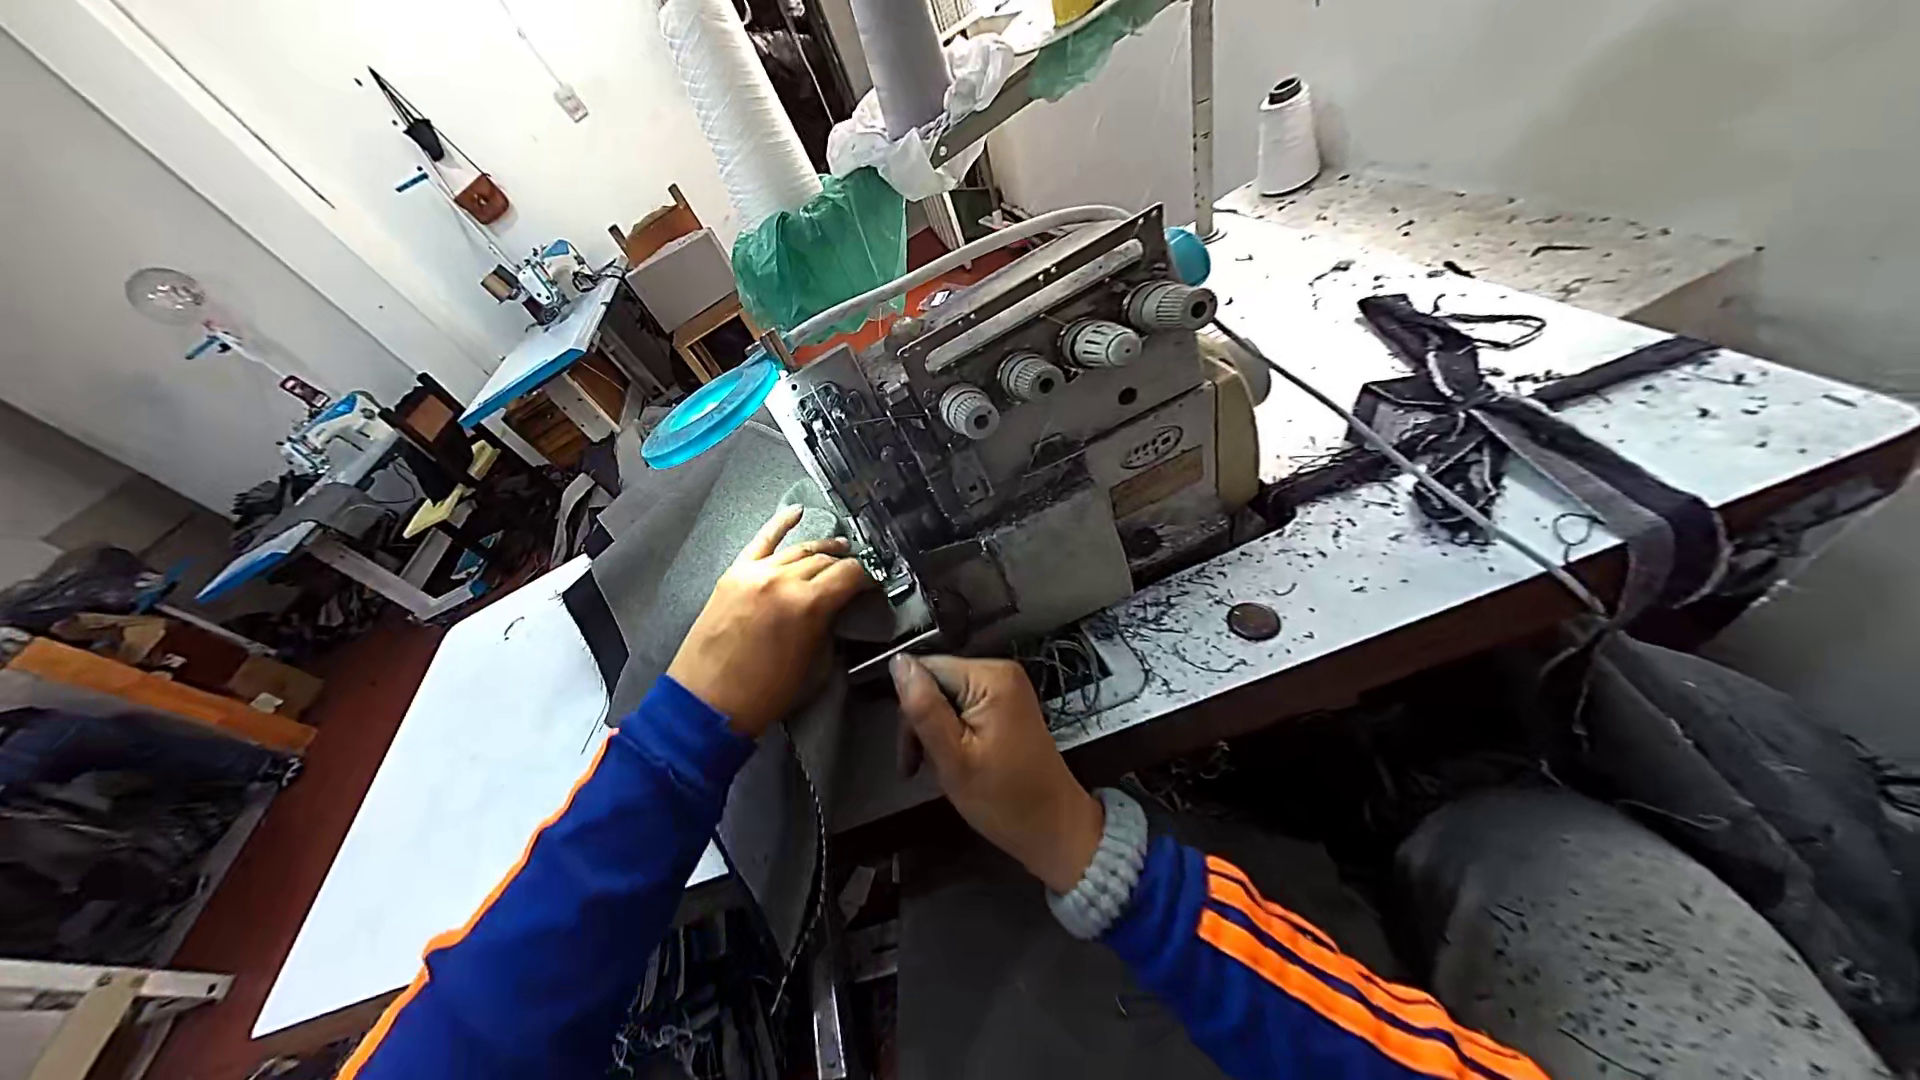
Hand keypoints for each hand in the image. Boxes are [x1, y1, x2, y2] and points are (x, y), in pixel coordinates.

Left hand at [668, 505, 871, 736]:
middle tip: (858, 571)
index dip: (869, 576)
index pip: (851, 575)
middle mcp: (783, 579)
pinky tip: (796, 512)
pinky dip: (779, 523)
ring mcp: (755, 572)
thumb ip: (829, 627)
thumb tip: (838, 609)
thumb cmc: (765, 694)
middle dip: (847, 564)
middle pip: (826, 559)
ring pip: (799, 549)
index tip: (875, 581)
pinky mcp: (734, 573)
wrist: (706, 704)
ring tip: (839, 548)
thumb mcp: (814, 665)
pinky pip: (761, 540)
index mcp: (808, 605)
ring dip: (823, 548)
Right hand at [890, 654, 1103, 892]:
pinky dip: (953, 734)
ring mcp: (1007, 688)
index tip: (909, 751)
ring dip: (934, 733)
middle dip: (922, 724)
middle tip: (919, 767)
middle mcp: (1001, 671)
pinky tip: (954, 761)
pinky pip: (964, 708)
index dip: (909, 707)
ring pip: (946, 698)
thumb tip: (898, 663)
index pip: (926, 669)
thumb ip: (923, 707)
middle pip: (936, 683)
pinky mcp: (1007, 705)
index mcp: (991, 676)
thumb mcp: (953, 758)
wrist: (1055, 829)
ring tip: (939, 769)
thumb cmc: (1004, 800)